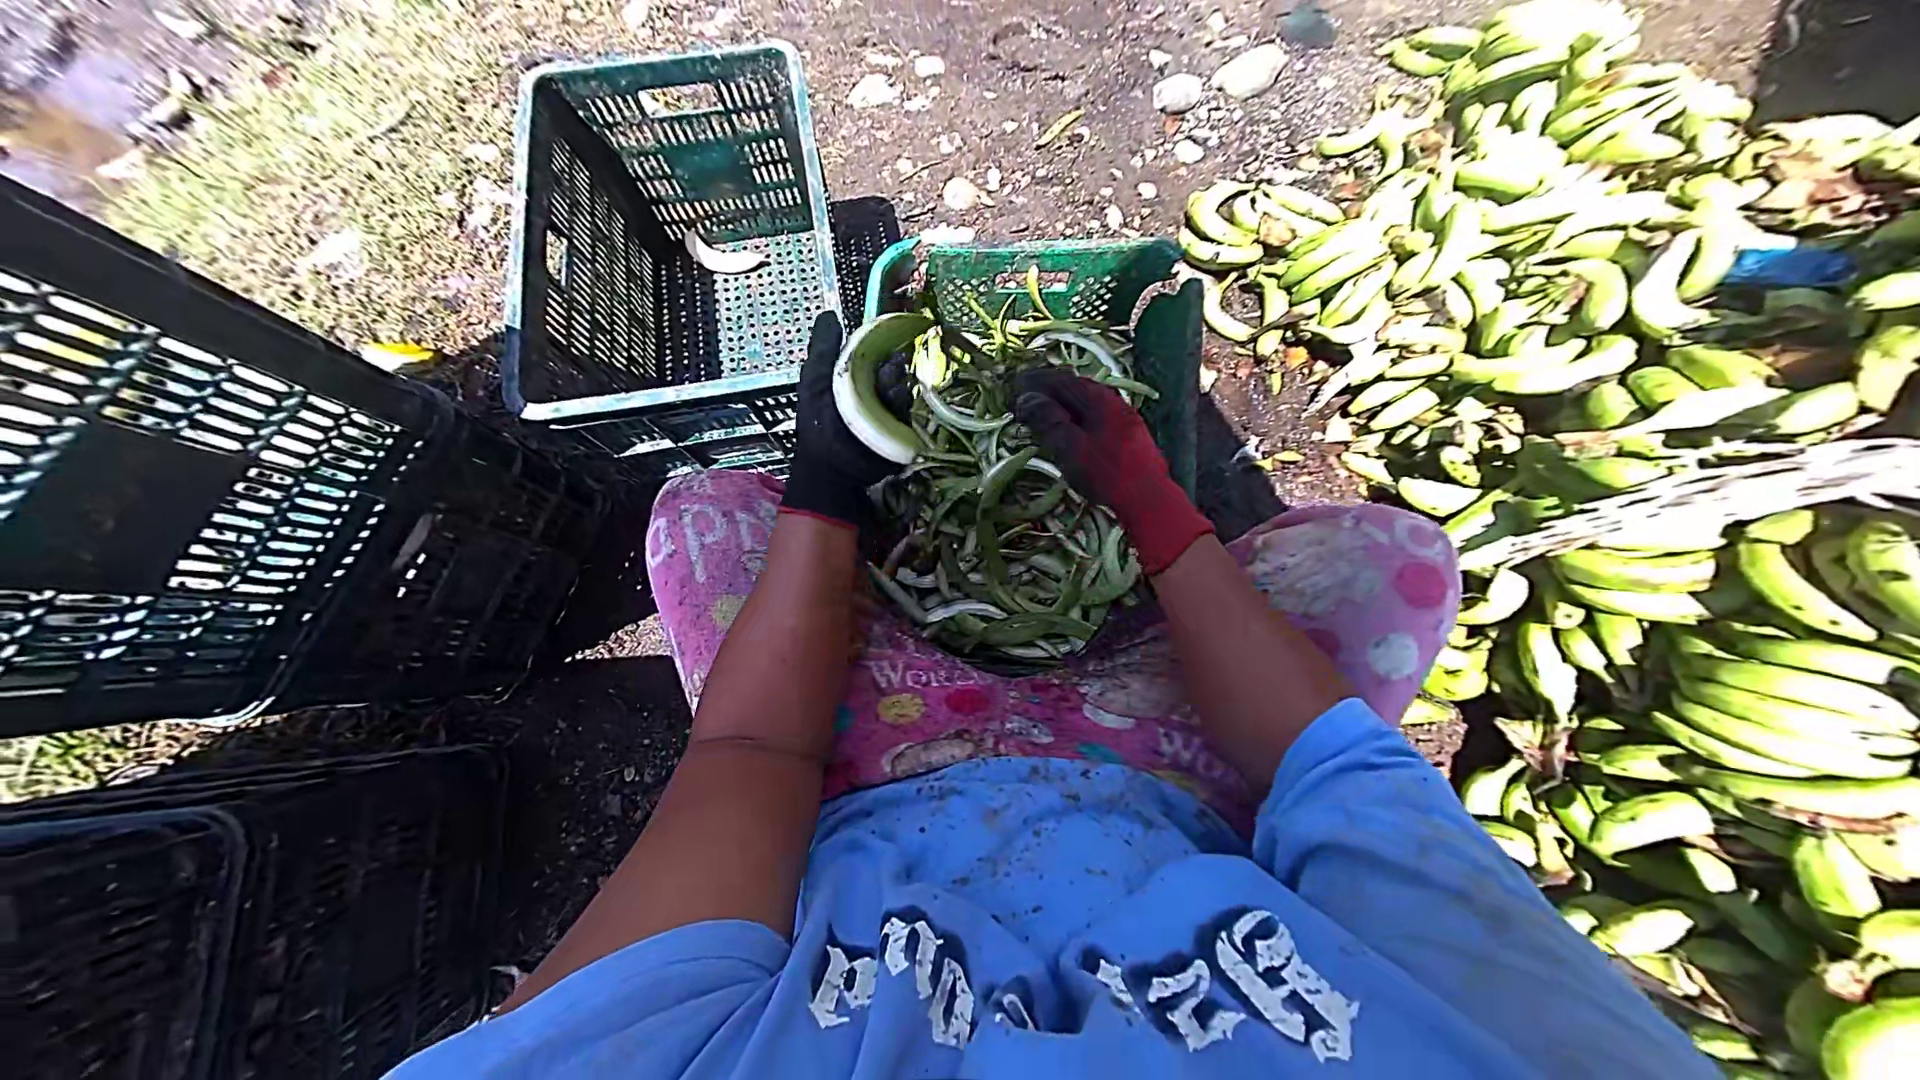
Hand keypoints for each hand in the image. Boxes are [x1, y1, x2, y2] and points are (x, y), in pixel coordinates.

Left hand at [780, 312, 901, 530]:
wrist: (828, 465)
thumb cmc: (816, 422)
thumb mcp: (814, 380)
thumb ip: (823, 349)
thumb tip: (829, 314)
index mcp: (857, 376)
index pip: (876, 353)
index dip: (882, 344)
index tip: (887, 338)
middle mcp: (877, 391)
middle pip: (894, 370)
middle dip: (892, 366)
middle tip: (891, 365)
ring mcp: (891, 411)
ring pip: (903, 390)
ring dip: (897, 386)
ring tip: (890, 386)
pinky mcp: (902, 431)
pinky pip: (910, 414)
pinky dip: (904, 406)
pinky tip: (897, 401)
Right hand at [1012, 369, 1212, 575]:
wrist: (1148, 498)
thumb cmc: (1105, 473)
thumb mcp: (1069, 447)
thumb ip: (1048, 420)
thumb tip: (1027, 399)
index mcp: (1097, 398)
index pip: (1059, 381)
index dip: (1034, 383)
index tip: (1013, 387)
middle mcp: (1112, 399)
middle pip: (1075, 386)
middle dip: (1047, 390)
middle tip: (1024, 397)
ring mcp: (1124, 415)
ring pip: (1086, 401)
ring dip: (1062, 403)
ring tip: (1043, 411)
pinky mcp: (1129, 433)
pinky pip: (1095, 414)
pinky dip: (1076, 415)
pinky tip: (1071, 426)